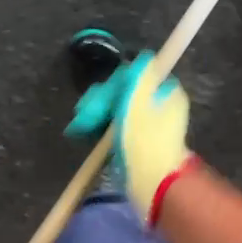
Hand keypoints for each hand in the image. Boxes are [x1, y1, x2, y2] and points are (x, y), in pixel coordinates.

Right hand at [65, 51, 197, 224]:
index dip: (110, 87)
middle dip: (98, 103)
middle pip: (122, 93)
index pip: (131, 77)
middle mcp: (158, 105)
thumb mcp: (139, 100)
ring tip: (78, 129)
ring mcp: (149, 125)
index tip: (95, 101)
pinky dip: (101, 129)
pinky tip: (86, 136)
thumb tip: (144, 58)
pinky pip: (117, 128)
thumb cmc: (144, 141)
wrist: (153, 184)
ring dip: (96, 116)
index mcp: (163, 92)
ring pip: (117, 110)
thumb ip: (140, 74)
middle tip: (81, 118)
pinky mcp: (139, 143)